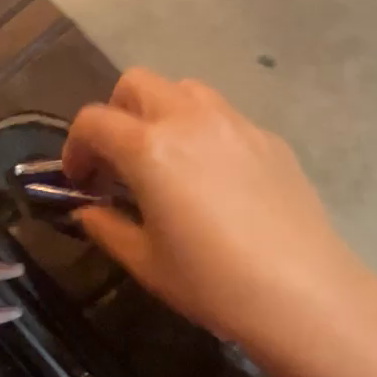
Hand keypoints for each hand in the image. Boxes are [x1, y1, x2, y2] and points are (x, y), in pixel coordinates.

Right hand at [64, 69, 372, 348]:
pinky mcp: (269, 138)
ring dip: (161, 113)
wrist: (301, 293)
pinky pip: (224, 117)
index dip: (75, 147)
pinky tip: (214, 180)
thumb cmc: (211, 283)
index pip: (93, 121)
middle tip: (118, 161)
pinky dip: (202, 132)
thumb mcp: (145, 263)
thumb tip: (87, 211)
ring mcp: (235, 123)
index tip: (80, 181)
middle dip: (116, 114)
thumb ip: (106, 227)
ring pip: (185, 90)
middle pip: (137, 84)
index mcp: (149, 148)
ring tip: (166, 161)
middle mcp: (190, 119)